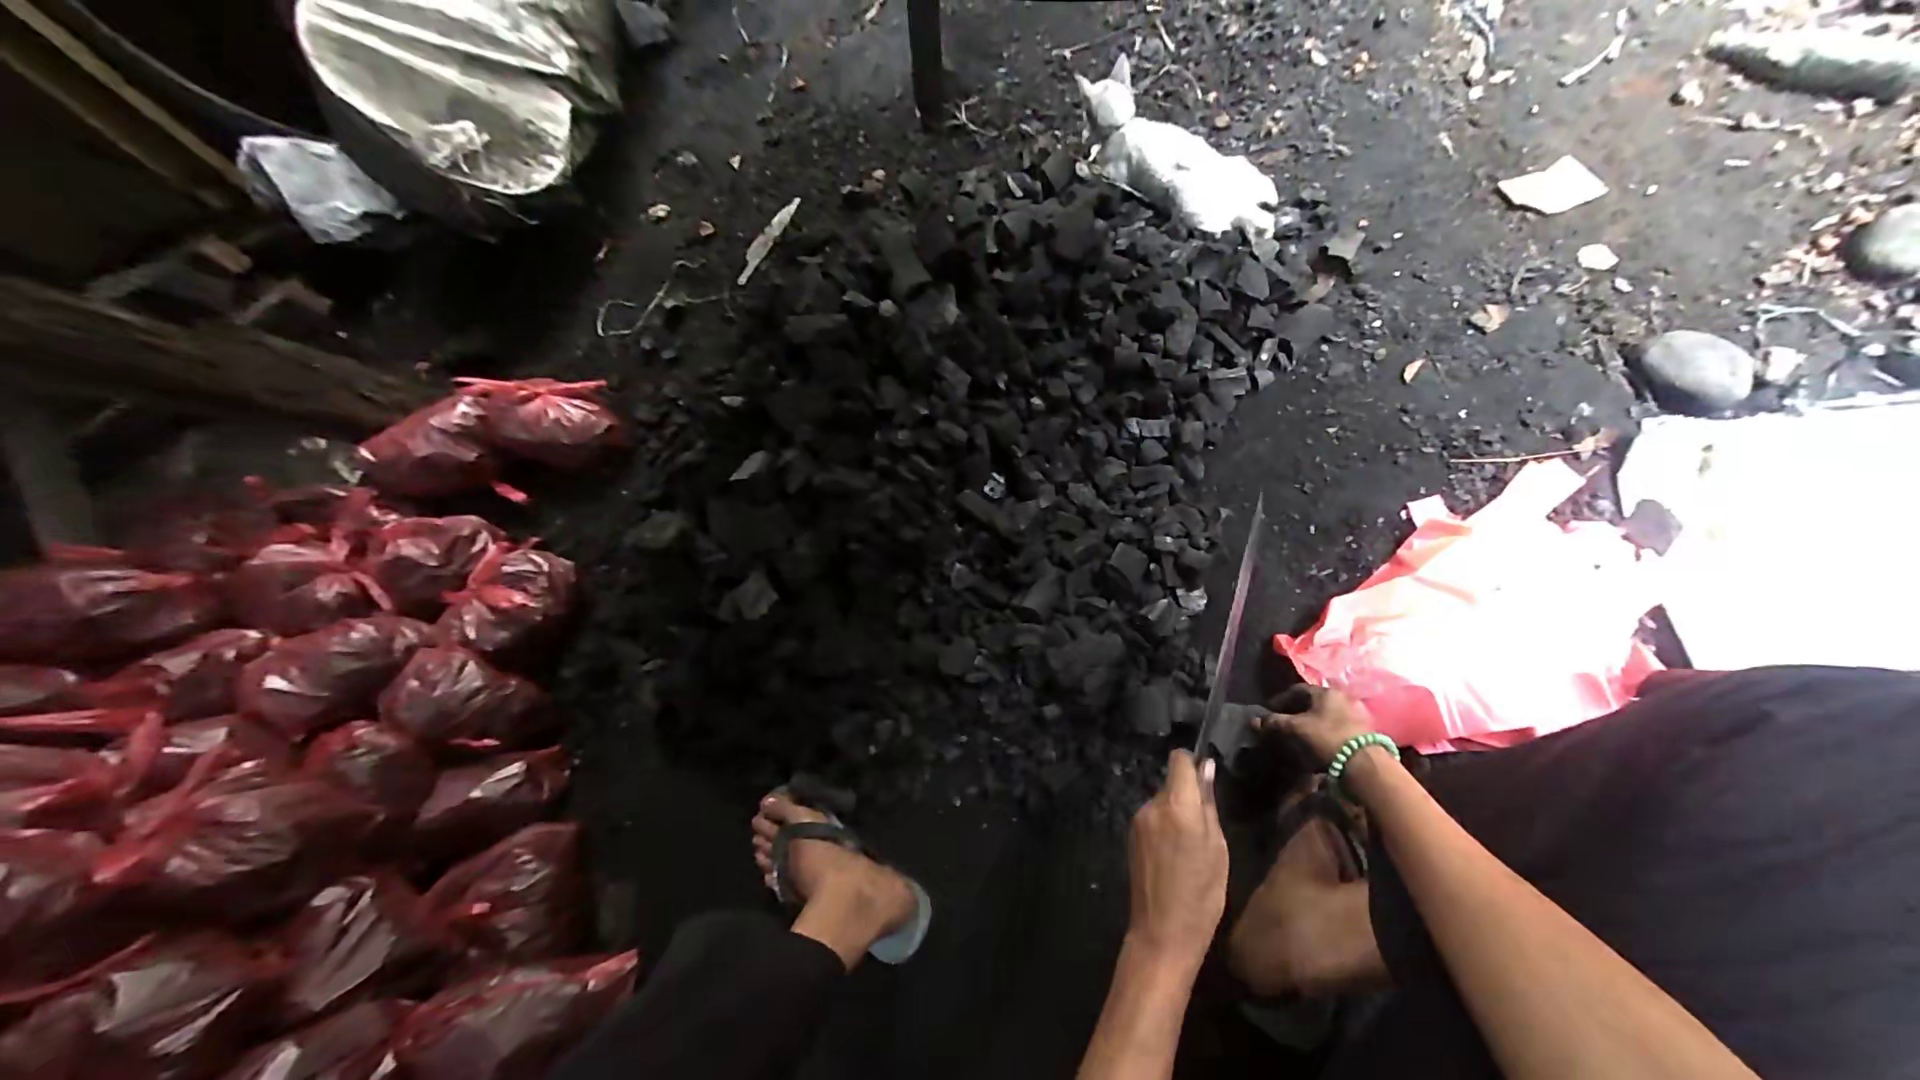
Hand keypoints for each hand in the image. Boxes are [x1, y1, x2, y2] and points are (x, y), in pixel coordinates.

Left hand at [1125, 750, 1228, 966]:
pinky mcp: (1131, 834)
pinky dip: (1164, 825)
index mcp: (1177, 805)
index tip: (1206, 776)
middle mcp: (1152, 805)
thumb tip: (1206, 767)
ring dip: (1175, 811)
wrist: (1161, 931)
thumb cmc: (1202, 894)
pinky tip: (1174, 853)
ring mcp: (1137, 819)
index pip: (1179, 760)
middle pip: (1171, 782)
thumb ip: (1209, 805)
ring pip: (1162, 801)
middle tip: (1205, 824)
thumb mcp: (1217, 848)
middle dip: (1187, 793)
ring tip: (1191, 845)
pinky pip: (1152, 818)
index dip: (1193, 762)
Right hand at [1260, 685, 1376, 765]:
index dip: (1281, 699)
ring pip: (1328, 714)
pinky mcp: (1367, 730)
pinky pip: (1340, 725)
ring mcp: (1358, 713)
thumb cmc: (1326, 738)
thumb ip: (1274, 722)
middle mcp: (1344, 697)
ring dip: (1314, 721)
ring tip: (1303, 735)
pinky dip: (1327, 731)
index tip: (1271, 711)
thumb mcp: (1295, 729)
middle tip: (1285, 722)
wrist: (1365, 764)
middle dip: (1298, 710)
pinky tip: (1321, 742)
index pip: (1298, 689)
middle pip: (1314, 702)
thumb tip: (1254, 721)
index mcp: (1327, 692)